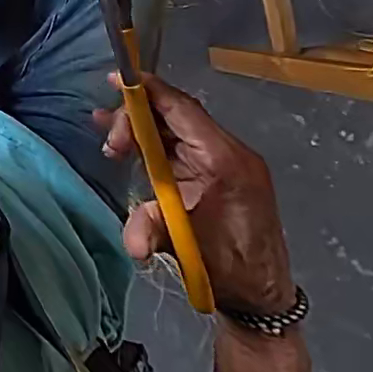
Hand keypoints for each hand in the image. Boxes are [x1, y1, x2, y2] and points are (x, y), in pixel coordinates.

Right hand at [94, 75, 296, 315]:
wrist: (261, 294)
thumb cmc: (231, 267)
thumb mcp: (189, 248)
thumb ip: (154, 232)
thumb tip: (132, 243)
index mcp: (225, 161)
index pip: (182, 109)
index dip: (148, 90)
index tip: (118, 77)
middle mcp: (227, 152)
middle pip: (174, 114)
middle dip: (135, 119)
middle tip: (111, 146)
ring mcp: (222, 160)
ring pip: (174, 126)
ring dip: (140, 129)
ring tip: (111, 143)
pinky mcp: (213, 171)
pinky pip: (178, 142)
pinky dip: (151, 139)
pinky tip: (125, 143)